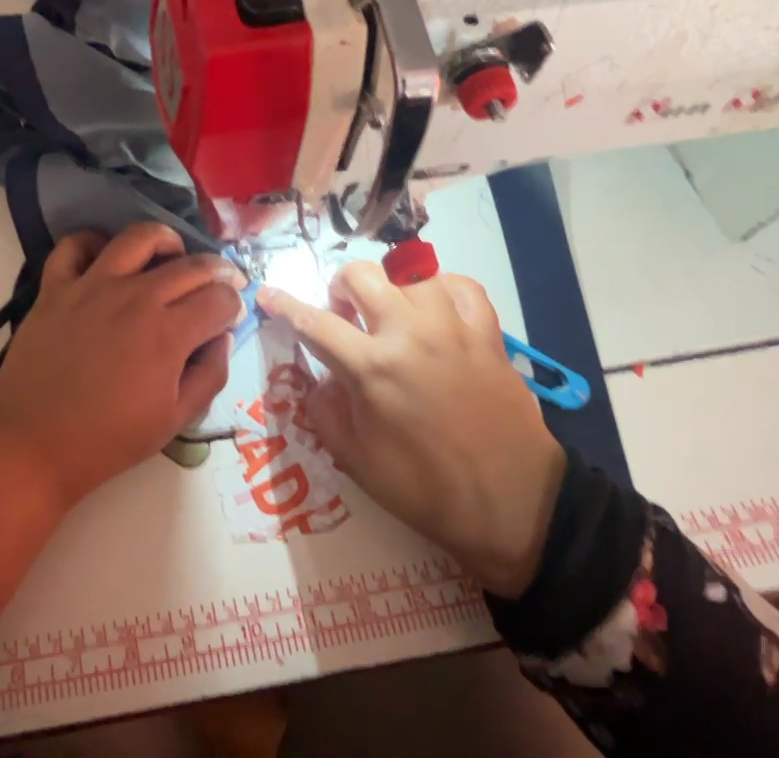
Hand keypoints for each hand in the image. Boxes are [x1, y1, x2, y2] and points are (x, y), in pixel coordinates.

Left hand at [0, 224, 245, 626]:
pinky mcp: (56, 286)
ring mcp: (92, 285)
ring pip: (139, 237)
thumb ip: (209, 374)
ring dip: (166, 241)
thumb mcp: (174, 420)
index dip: (234, 305)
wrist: (31, 441)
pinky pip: (76, 245)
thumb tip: (222, 337)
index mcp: (168, 333)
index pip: (220, 298)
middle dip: (218, 271)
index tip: (230, 317)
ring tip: (170, 257)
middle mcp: (136, 297)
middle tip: (220, 284)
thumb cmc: (107, 439)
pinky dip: (95, 242)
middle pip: (191, 265)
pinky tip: (107, 260)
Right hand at [257, 264, 564, 597]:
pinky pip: (461, 287)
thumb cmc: (424, 489)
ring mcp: (453, 328)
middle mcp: (408, 334)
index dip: (284, 306)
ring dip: (391, 292)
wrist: (511, 503)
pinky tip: (436, 311)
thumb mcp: (355, 459)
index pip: (314, 322)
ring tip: (394, 320)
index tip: (267, 294)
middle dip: (339, 289)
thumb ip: (324, 410)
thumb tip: (319, 378)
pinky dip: (441, 291)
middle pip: (360, 276)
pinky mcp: (488, 334)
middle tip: (344, 319)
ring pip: (410, 275)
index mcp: (370, 368)